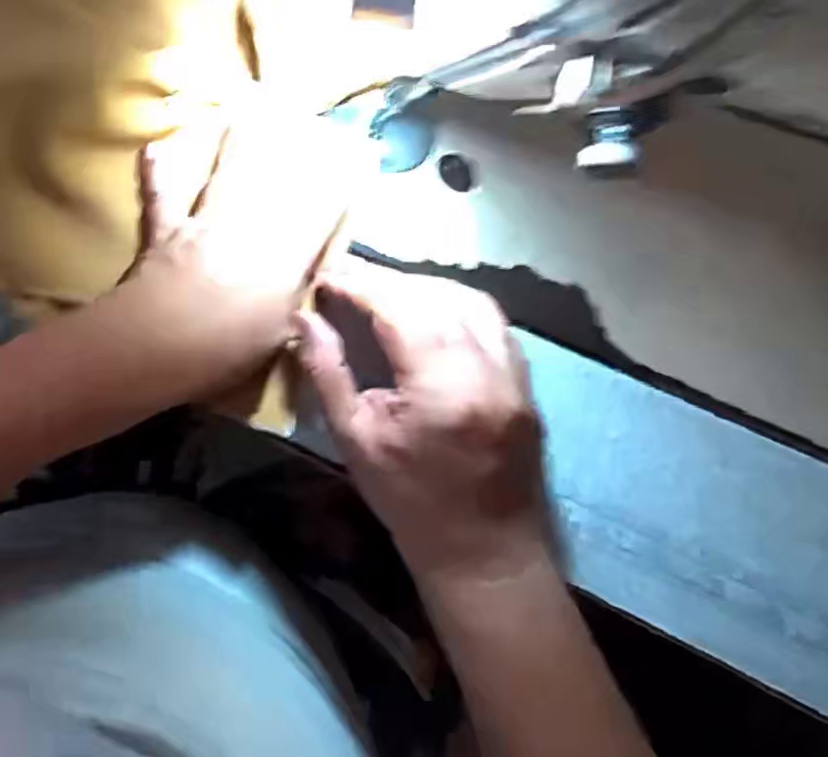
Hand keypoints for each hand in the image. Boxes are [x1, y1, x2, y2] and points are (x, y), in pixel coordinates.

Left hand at [116, 99, 366, 393]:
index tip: (356, 150)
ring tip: (243, 108)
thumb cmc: (231, 344)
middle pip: (271, 177)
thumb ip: (299, 285)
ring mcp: (200, 223)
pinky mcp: (164, 229)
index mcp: (283, 252)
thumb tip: (316, 258)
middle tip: (303, 113)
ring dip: (233, 142)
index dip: (338, 176)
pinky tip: (154, 148)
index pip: (318, 204)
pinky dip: (158, 173)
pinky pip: (162, 195)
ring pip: (221, 175)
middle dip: (290, 145)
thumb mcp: (282, 322)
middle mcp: (244, 226)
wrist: (164, 340)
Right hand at [292, 263, 553, 586]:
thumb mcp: (351, 435)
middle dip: (386, 280)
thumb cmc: (406, 498)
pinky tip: (420, 312)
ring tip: (378, 289)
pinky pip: (491, 323)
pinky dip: (450, 305)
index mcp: (443, 390)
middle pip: (438, 297)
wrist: (484, 551)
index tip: (324, 277)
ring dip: (421, 286)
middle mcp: (489, 374)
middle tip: (343, 278)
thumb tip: (304, 317)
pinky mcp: (524, 384)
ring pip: (472, 302)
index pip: (401, 310)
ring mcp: (515, 378)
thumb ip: (328, 369)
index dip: (359, 285)